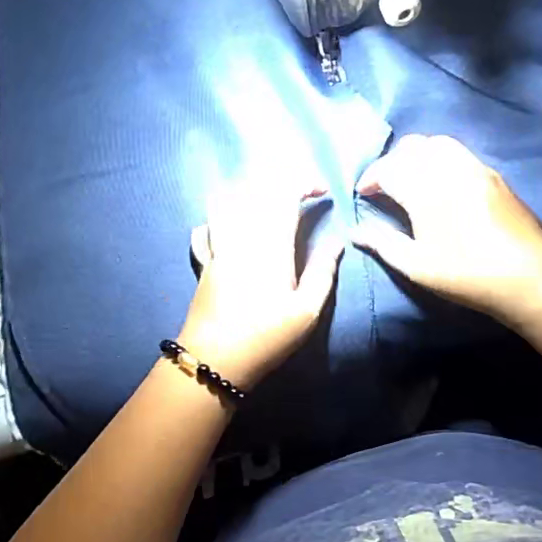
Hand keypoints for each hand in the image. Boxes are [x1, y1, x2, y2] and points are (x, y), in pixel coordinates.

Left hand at [176, 179, 343, 390]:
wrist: (214, 359)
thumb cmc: (266, 337)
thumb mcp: (307, 311)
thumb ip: (323, 272)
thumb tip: (337, 242)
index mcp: (271, 245)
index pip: (284, 194)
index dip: (304, 182)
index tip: (322, 191)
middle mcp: (242, 237)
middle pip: (255, 190)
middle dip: (280, 183)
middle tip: (300, 194)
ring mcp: (218, 247)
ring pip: (227, 201)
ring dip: (249, 193)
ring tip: (267, 204)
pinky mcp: (204, 262)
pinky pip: (206, 227)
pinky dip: (218, 219)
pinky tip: (227, 226)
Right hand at [350, 135, 541, 323]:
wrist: (527, 275)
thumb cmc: (465, 274)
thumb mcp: (417, 266)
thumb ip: (383, 243)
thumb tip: (355, 231)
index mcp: (424, 189)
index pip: (388, 168)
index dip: (371, 177)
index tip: (364, 194)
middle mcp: (448, 168)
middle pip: (412, 147)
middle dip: (392, 162)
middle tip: (385, 186)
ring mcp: (474, 167)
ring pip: (437, 143)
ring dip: (417, 155)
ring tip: (412, 179)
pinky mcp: (493, 174)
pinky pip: (459, 152)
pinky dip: (440, 157)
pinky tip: (441, 182)